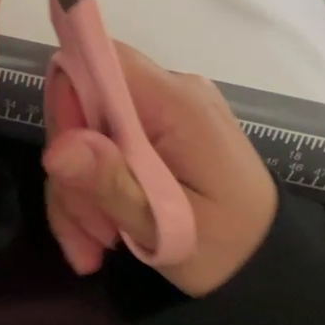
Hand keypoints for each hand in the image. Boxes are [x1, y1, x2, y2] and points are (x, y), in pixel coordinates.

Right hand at [43, 43, 278, 296]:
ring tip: (96, 245)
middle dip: (71, 169)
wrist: (268, 264)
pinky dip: (93, 194)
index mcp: (176, 104)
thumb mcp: (162, 228)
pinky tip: (100, 238)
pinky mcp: (155, 134)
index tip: (67, 163)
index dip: (67, 101)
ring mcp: (161, 114)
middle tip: (89, 229)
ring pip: (85, 138)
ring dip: (80, 195)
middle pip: (83, 106)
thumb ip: (110, 183)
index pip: (99, 60)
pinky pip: (103, 151)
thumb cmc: (225, 248)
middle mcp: (168, 94)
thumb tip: (56, 149)